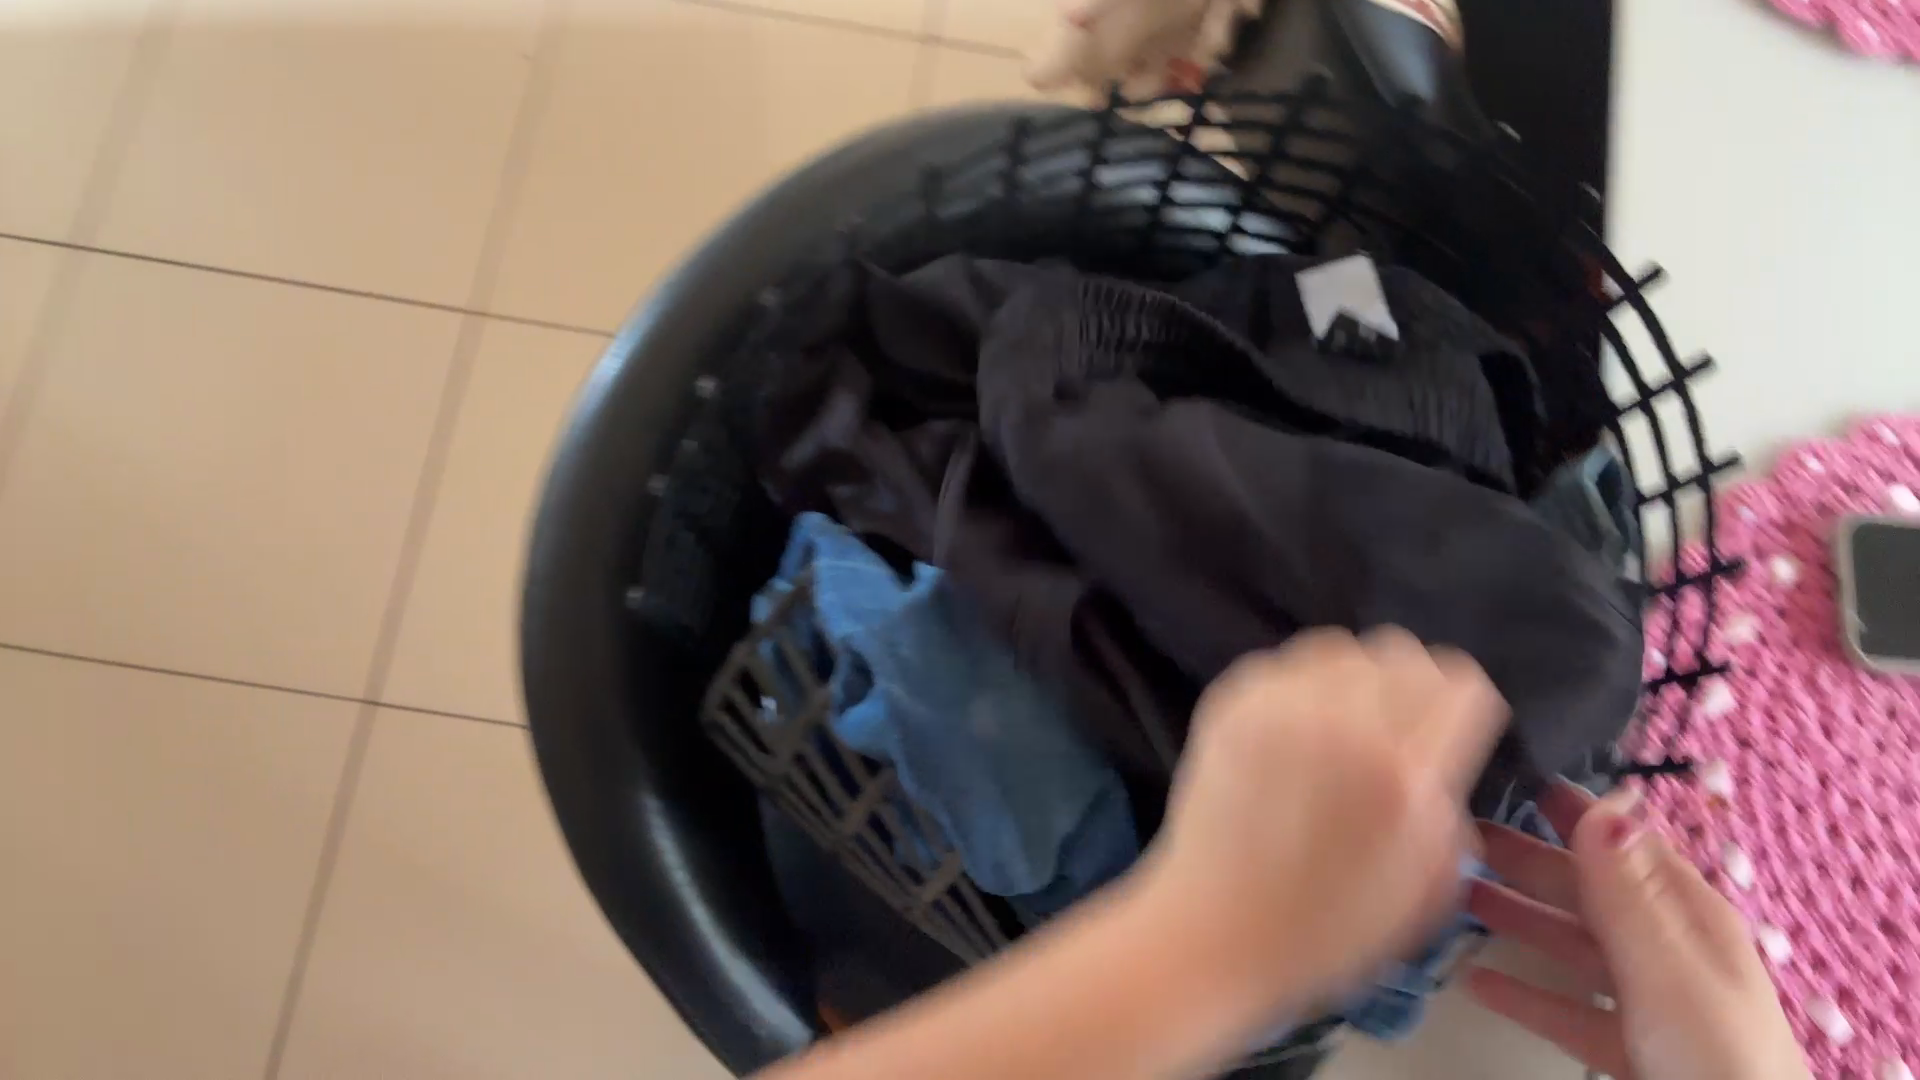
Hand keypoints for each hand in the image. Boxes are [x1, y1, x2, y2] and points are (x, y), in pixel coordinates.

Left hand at [1125, 627, 1506, 1018]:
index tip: (1447, 721)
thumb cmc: (1326, 926)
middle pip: (1396, 651)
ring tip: (1337, 720)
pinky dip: (1295, 684)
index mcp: (1402, 774)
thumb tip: (1435, 762)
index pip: (1456, 682)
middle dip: (1406, 683)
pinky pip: (1280, 664)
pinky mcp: (1227, 704)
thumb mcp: (1426, 889)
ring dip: (1348, 676)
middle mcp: (1340, 724)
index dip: (1459, 700)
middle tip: (1390, 723)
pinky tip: (1289, 725)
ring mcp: (1275, 707)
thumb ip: (1446, 809)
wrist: (1214, 922)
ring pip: (1337, 647)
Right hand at [1467, 782, 1810, 1079]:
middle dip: (1520, 857)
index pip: (1621, 839)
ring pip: (1567, 940)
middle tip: (1453, 833)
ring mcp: (1646, 997)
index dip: (1568, 808)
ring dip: (1512, 915)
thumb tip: (1599, 806)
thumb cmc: (1712, 1059)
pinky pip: (1563, 1005)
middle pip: (1582, 887)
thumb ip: (1626, 893)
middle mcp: (1665, 947)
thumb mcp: (1666, 972)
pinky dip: (1521, 991)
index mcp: (1686, 916)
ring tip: (1453, 897)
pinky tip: (1476, 980)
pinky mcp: (1626, 1045)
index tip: (1504, 776)